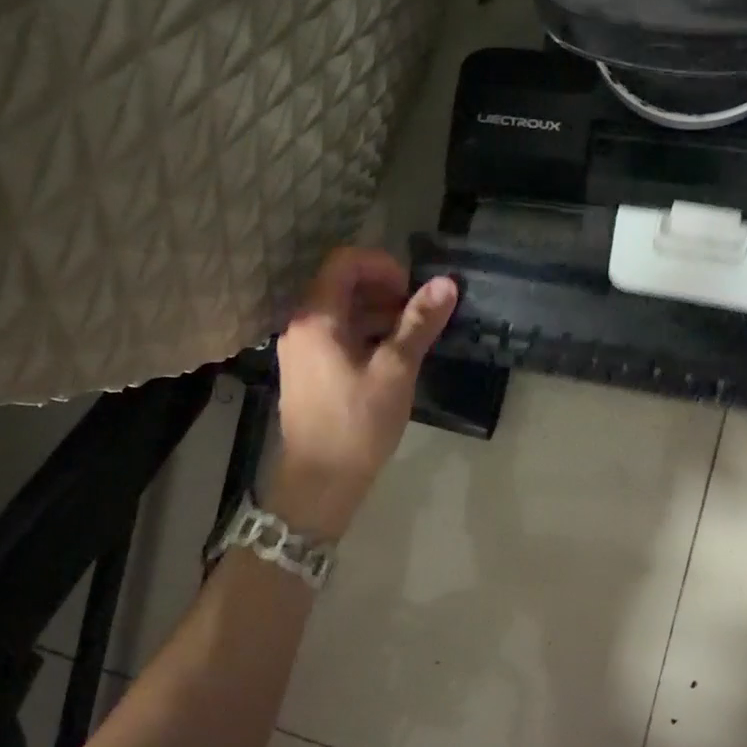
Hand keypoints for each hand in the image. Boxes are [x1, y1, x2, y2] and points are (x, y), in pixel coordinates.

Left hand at [267, 248, 457, 538]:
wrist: (319, 483)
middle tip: (419, 314)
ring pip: (341, 313)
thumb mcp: (395, 371)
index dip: (382, 266)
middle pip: (341, 286)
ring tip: (413, 338)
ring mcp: (301, 351)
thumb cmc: (357, 424)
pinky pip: (337, 337)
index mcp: (315, 318)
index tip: (413, 290)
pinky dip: (365, 336)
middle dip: (384, 290)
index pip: (344, 263)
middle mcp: (300, 327)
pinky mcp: (308, 373)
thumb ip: (418, 323)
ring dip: (378, 314)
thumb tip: (446, 283)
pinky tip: (393, 359)